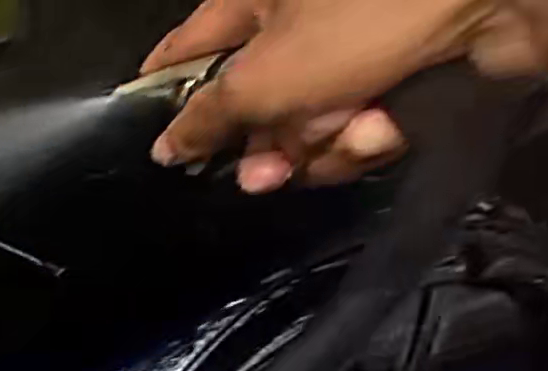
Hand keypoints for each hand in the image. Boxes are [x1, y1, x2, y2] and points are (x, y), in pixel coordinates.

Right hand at [144, 0, 547, 191]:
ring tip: (342, 138)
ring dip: (315, 146)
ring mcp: (355, 40)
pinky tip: (384, 124)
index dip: (160, 92)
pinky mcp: (403, 62)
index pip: (186, 48)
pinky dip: (366, 133)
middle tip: (262, 177)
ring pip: (302, 122)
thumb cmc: (365, 15)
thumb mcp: (258, 78)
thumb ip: (201, 119)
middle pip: (249, 102)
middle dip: (257, 148)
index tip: (143, 130)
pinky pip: (355, 118)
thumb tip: (164, 147)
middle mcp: (303, 15)